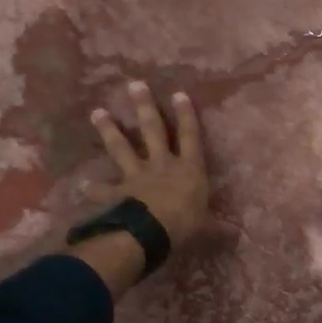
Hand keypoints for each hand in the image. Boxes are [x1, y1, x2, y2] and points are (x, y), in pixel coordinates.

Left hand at [85, 81, 211, 249]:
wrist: (149, 233)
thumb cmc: (184, 224)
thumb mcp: (207, 228)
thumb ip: (219, 229)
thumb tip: (238, 237)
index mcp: (189, 169)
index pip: (190, 137)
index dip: (186, 116)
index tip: (178, 93)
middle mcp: (162, 165)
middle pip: (153, 131)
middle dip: (144, 107)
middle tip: (134, 85)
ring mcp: (136, 176)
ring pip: (122, 148)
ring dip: (110, 130)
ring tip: (97, 112)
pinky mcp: (117, 192)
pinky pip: (103, 189)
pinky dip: (93, 188)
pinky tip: (83, 185)